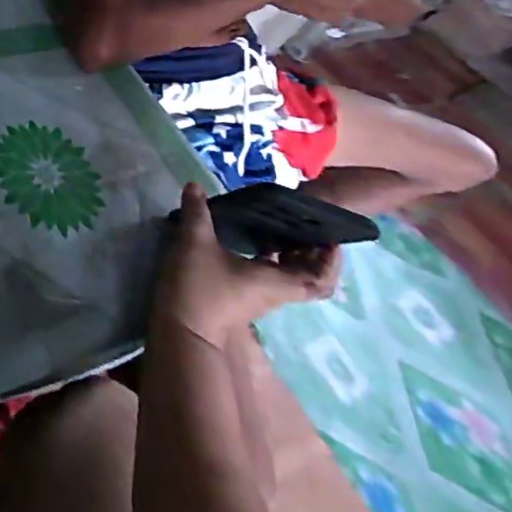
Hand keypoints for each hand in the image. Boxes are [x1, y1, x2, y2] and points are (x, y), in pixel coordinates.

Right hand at [154, 185, 340, 346]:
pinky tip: (245, 240)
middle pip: (307, 277)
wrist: (181, 326)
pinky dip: (266, 258)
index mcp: (278, 282)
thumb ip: (197, 211)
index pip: (322, 278)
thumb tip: (195, 185)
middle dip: (310, 253)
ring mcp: (257, 296)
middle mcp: (274, 291)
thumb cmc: (199, 285)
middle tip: (301, 225)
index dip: (331, 260)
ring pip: (286, 276)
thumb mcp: (196, 242)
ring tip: (274, 227)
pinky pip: (265, 275)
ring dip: (287, 255)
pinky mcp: (239, 295)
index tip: (328, 236)